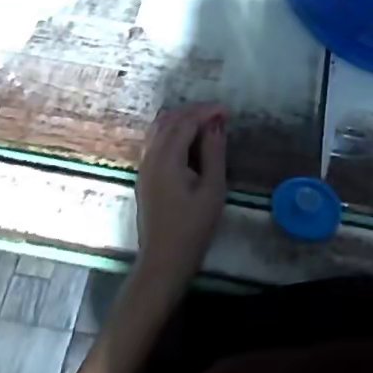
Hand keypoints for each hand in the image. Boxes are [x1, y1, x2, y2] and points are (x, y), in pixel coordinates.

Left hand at [132, 104, 227, 293]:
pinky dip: (172, 131)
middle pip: (169, 120)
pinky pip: (155, 140)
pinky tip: (188, 140)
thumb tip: (216, 124)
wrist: (164, 261)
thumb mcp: (213, 189)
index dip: (207, 112)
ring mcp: (144, 165)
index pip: (185, 121)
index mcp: (166, 159)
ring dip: (181, 119)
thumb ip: (214, 152)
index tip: (228, 112)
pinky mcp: (145, 175)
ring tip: (206, 124)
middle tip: (219, 115)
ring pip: (159, 128)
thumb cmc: (193, 228)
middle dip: (194, 111)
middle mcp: (150, 156)